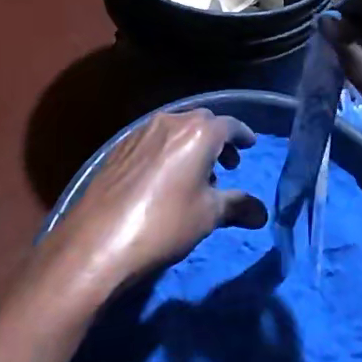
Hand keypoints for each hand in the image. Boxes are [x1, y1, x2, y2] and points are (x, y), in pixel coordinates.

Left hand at [41, 108, 268, 298]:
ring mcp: (140, 132)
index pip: (229, 125)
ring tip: (196, 175)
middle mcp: (170, 122)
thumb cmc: (165, 223)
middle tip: (227, 164)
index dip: (242, 135)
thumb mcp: (207, 215)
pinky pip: (153, 140)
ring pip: (174, 129)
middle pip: (201, 122)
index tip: (250, 144)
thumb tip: (262, 213)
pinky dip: (167, 151)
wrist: (99, 240)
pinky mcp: (119, 147)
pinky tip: (164, 179)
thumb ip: (237, 206)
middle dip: (216, 139)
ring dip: (190, 145)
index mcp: (197, 132)